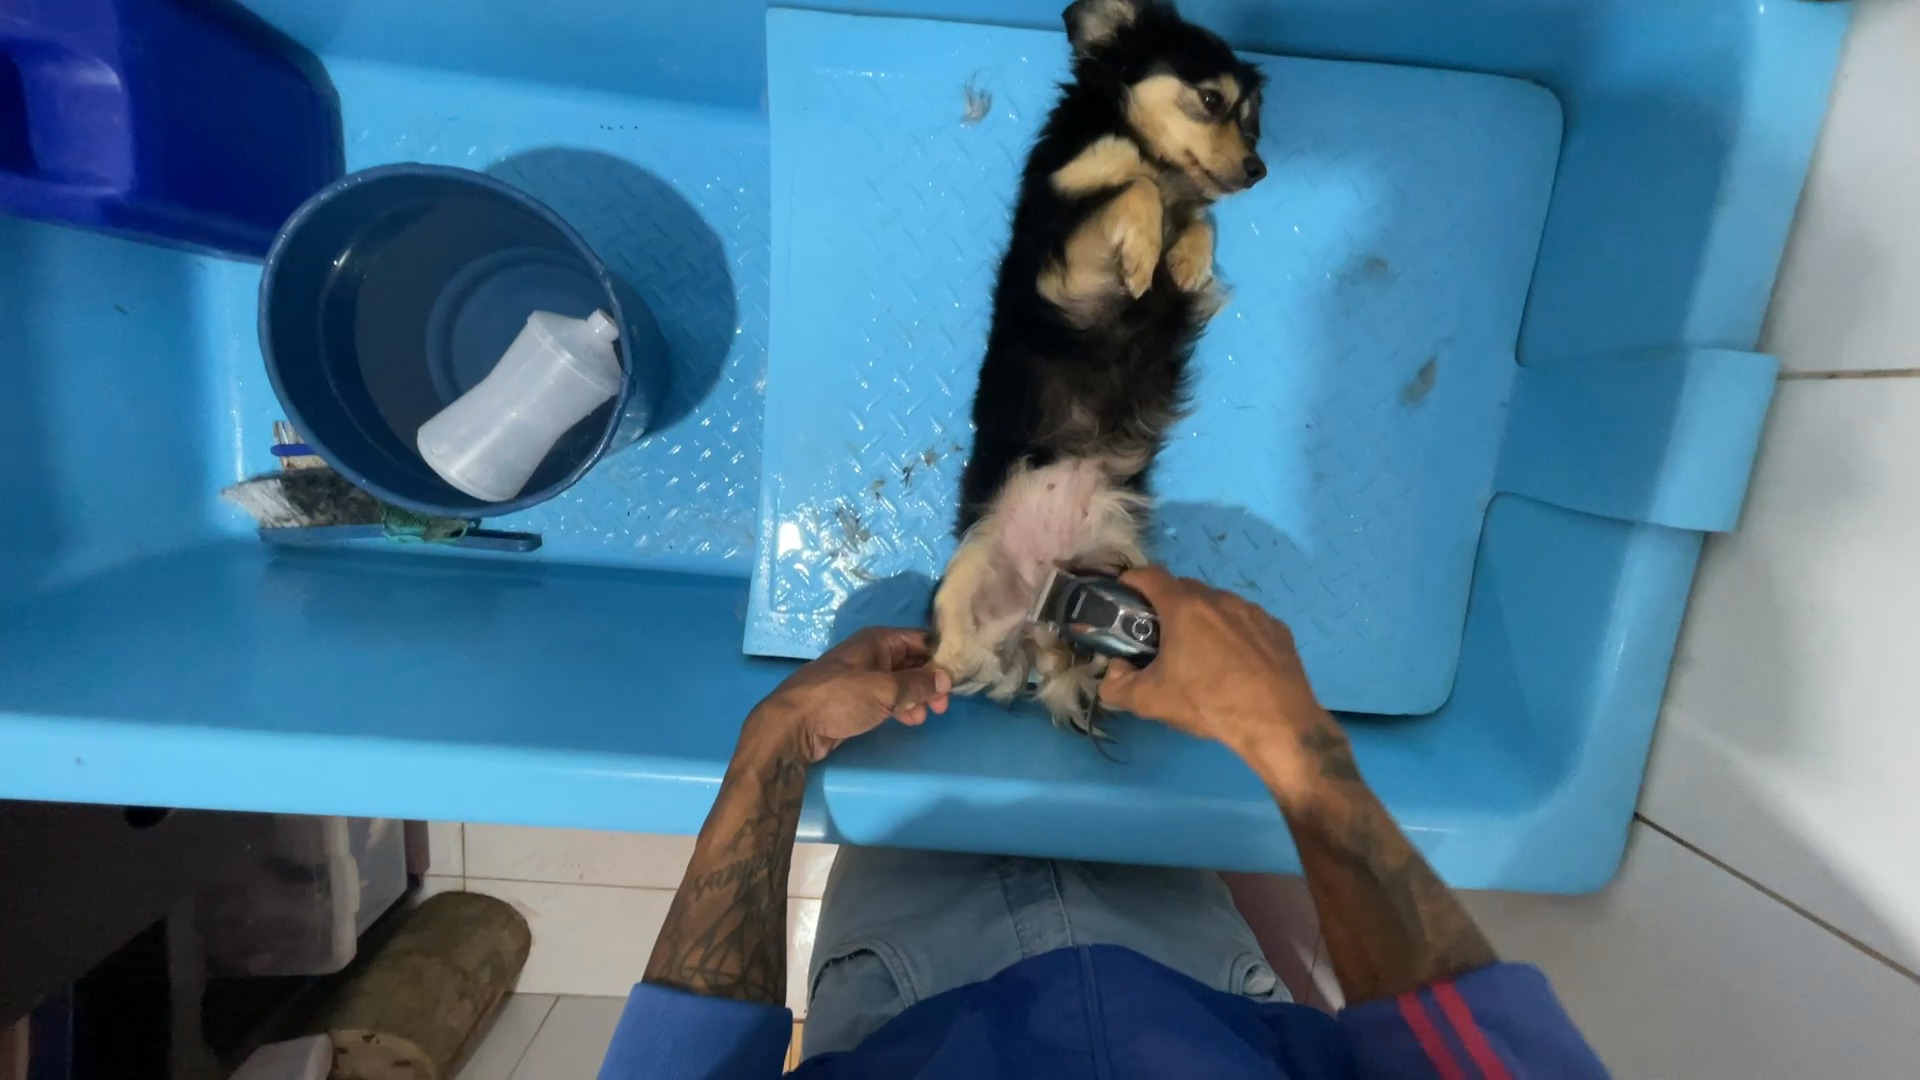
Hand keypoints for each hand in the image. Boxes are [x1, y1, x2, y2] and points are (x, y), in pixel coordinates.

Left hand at [750, 627, 951, 762]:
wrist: (793, 725)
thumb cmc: (840, 698)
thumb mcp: (886, 690)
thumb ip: (918, 684)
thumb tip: (946, 678)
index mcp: (878, 640)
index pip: (920, 640)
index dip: (940, 657)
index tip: (955, 678)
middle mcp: (871, 653)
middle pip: (912, 661)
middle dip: (929, 681)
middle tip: (941, 705)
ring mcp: (862, 676)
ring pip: (900, 682)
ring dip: (915, 697)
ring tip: (923, 716)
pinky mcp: (855, 699)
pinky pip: (886, 697)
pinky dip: (900, 706)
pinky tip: (908, 720)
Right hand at [1099, 567, 1348, 805]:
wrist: (1278, 725)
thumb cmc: (1208, 703)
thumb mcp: (1150, 701)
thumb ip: (1117, 686)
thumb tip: (1113, 673)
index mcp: (1184, 607)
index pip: (1149, 575)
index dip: (1132, 581)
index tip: (1124, 598)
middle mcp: (1219, 599)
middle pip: (1183, 588)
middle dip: (1166, 604)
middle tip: (1159, 636)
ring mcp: (1252, 611)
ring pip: (1216, 604)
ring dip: (1202, 618)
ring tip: (1201, 653)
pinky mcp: (1277, 628)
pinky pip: (1245, 621)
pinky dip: (1233, 632)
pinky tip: (1236, 663)